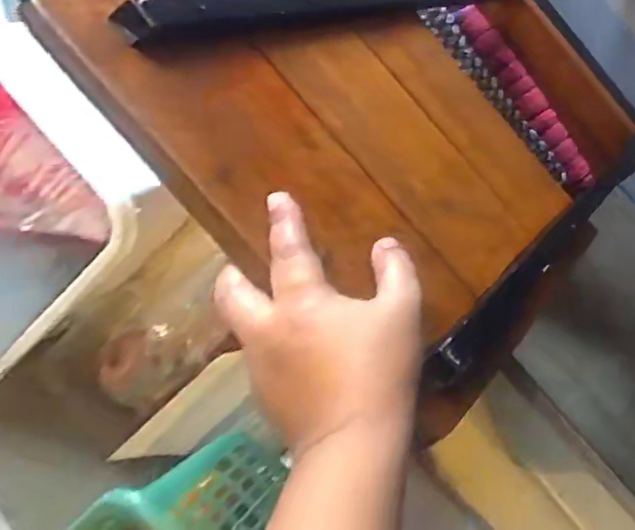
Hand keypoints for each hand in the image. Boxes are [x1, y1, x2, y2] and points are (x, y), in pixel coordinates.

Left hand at [213, 192, 421, 457]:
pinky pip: (261, 350)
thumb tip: (383, 244)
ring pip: (243, 325)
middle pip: (233, 296)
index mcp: (303, 304)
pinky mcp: (265, 391)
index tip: (275, 198)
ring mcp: (260, 364)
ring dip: (250, 305)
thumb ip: (394, 269)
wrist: (352, 436)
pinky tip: (299, 340)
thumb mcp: (402, 307)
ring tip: (273, 298)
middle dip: (232, 275)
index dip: (284, 223)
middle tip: (236, 262)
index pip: (287, 253)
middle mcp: (269, 330)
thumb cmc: (380, 363)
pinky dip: (270, 333)